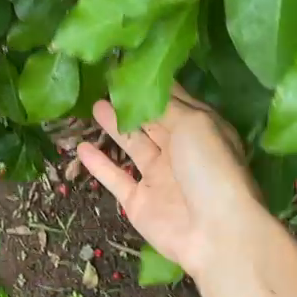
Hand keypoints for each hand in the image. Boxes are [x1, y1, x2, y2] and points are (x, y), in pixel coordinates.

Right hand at [76, 85, 266, 277]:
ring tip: (94, 106)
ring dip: (114, 127)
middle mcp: (180, 150)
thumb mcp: (193, 124)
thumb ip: (165, 106)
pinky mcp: (139, 202)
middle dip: (131, 103)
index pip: (173, 100)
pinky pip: (116, 178)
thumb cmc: (211, 169)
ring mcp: (158, 177)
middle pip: (151, 121)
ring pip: (132, 145)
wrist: (214, 231)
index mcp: (200, 128)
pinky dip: (99, 164)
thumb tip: (144, 89)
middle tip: (104, 83)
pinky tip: (82, 147)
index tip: (128, 65)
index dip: (152, 84)